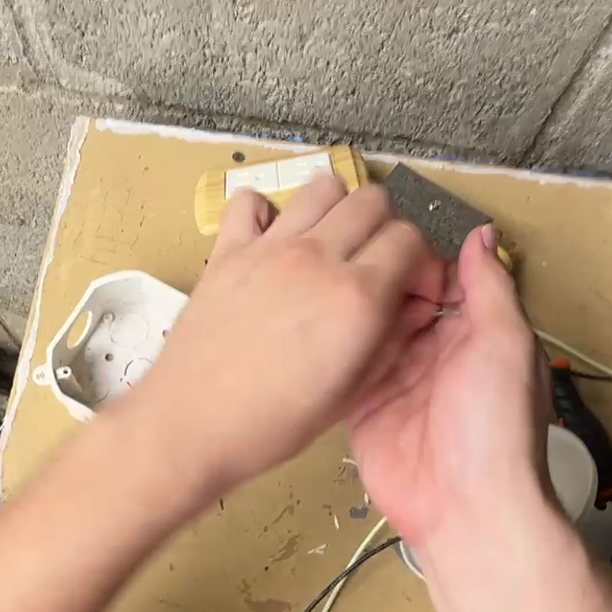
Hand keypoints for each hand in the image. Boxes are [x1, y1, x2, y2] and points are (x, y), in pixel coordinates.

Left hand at [120, 174, 445, 496]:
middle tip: (375, 267)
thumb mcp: (349, 396)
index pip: (410, 240)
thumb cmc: (272, 425)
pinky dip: (268, 212)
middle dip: (386, 228)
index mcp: (356, 298)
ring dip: (338, 209)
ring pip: (322, 186)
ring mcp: (268, 249)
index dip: (420, 264)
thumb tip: (412, 307)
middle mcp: (317, 259)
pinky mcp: (227, 252)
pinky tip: (272, 245)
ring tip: (330, 247)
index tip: (411, 290)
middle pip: (373, 200)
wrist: (191, 425)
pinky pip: (251, 201)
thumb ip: (390, 342)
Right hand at [348, 226, 555, 552]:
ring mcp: (395, 381)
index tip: (386, 240)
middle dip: (374, 284)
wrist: (464, 507)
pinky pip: (344, 371)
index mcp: (473, 334)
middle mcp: (432, 354)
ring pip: (367, 332)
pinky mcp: (362, 409)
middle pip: (397, 303)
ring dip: (349, 313)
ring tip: (319, 282)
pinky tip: (308, 325)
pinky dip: (331, 352)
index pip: (440, 281)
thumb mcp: (503, 343)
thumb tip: (482, 234)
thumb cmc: (496, 427)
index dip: (415, 261)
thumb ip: (489, 288)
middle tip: (344, 262)